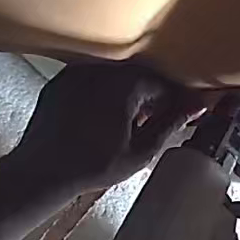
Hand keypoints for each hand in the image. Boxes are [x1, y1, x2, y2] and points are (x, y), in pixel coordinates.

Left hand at [1, 63, 202, 193]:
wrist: (42, 171)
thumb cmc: (93, 165)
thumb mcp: (142, 150)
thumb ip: (172, 123)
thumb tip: (197, 107)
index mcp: (126, 82)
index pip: (163, 82)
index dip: (173, 100)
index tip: (178, 114)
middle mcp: (102, 68)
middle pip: (139, 73)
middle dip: (149, 94)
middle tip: (152, 119)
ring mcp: (78, 71)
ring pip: (114, 74)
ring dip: (125, 91)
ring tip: (126, 120)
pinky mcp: (61, 80)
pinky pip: (91, 78)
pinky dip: (101, 91)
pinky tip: (100, 117)